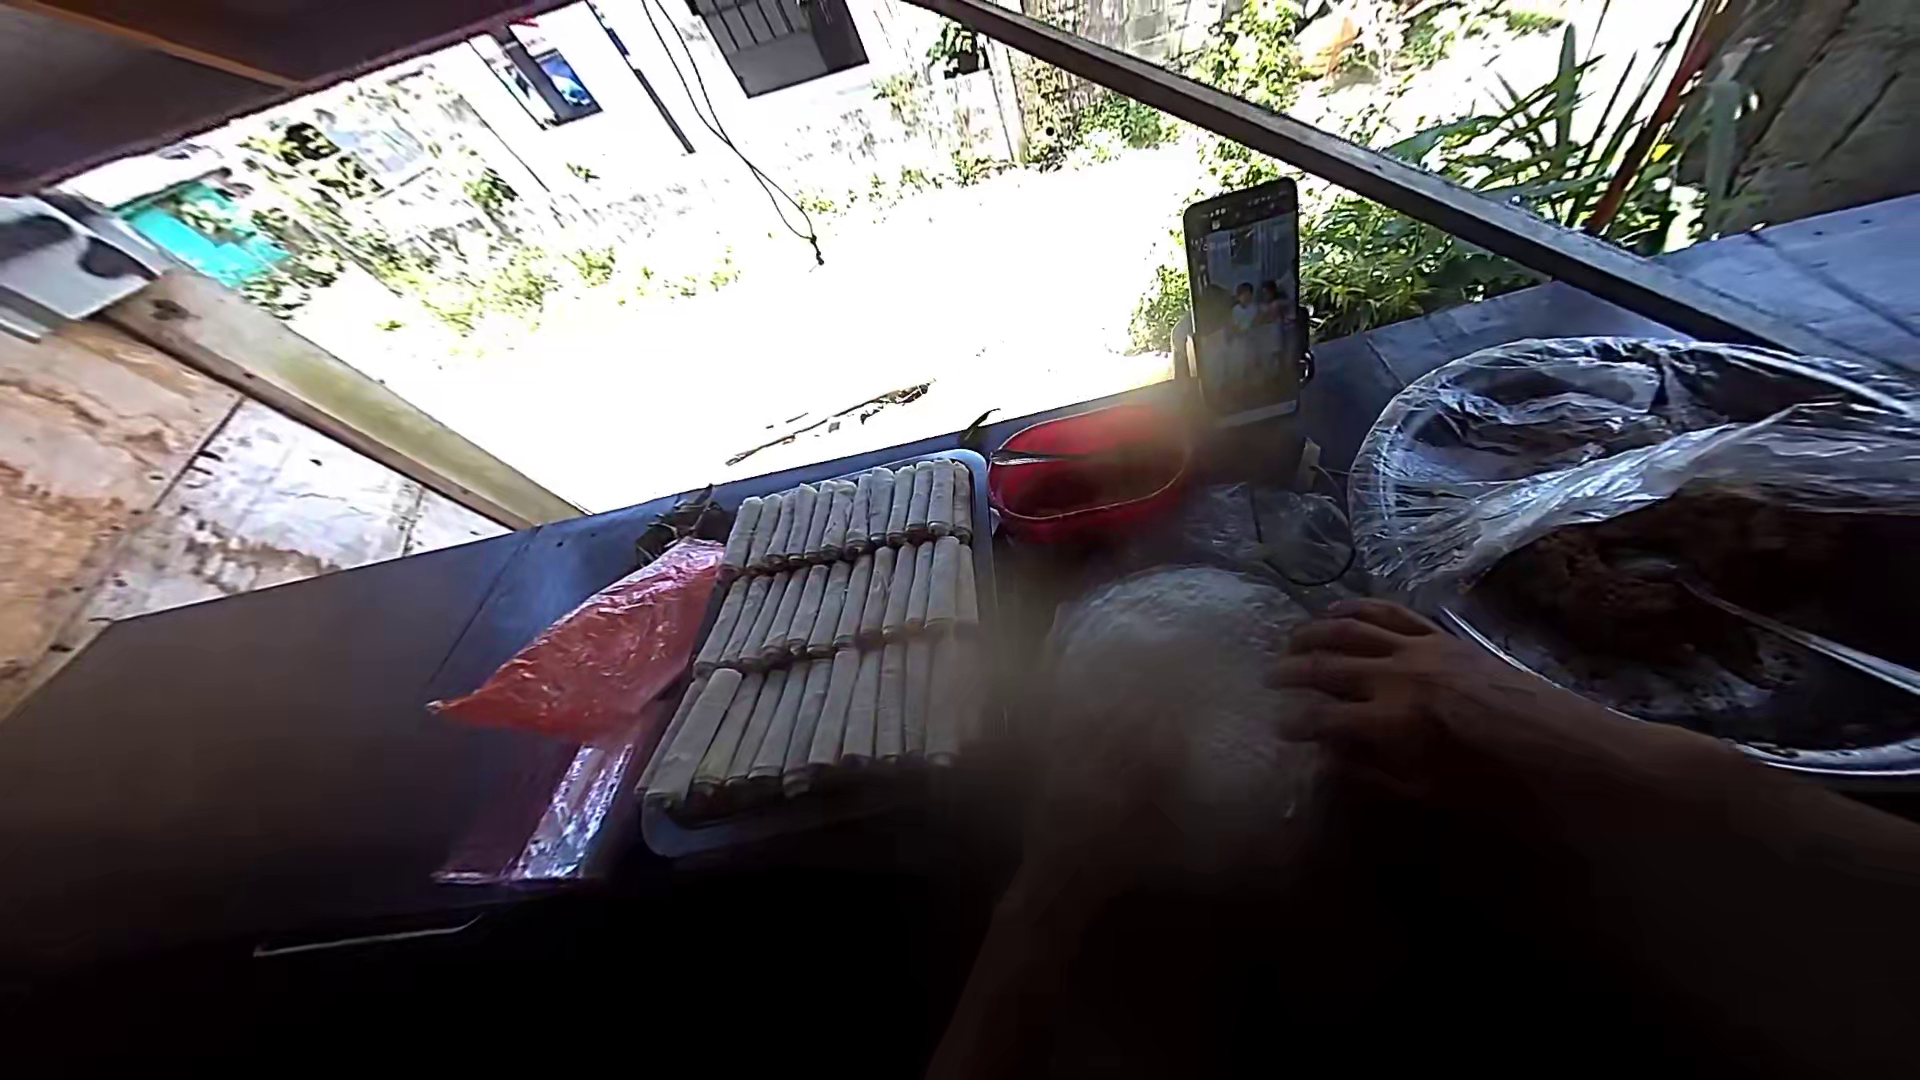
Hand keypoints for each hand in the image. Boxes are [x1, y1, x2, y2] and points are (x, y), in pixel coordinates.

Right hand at [1267, 598, 1723, 803]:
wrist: (1583, 755)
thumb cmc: (1509, 790)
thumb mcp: (1434, 795)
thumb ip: (1372, 772)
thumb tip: (1326, 757)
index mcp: (1394, 724)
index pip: (1321, 718)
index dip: (1293, 723)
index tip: (1278, 729)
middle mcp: (1397, 678)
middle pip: (1323, 667)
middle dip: (1288, 673)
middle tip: (1269, 679)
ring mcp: (1419, 650)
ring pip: (1346, 630)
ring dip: (1310, 634)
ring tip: (1290, 642)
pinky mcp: (1440, 637)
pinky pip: (1388, 612)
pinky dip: (1356, 608)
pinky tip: (1334, 612)